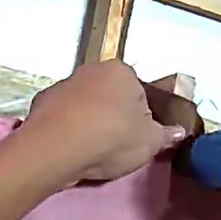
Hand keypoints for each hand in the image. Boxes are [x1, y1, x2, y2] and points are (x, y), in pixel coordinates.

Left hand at [19, 60, 187, 182]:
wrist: (55, 148)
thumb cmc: (110, 138)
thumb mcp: (150, 142)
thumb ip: (166, 134)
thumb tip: (178, 131)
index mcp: (122, 71)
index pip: (140, 94)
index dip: (141, 119)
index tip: (136, 138)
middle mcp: (91, 69)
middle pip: (111, 96)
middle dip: (114, 116)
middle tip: (115, 146)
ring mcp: (64, 83)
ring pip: (85, 105)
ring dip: (89, 121)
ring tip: (90, 150)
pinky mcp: (42, 102)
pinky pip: (63, 116)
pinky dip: (66, 128)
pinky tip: (69, 148)